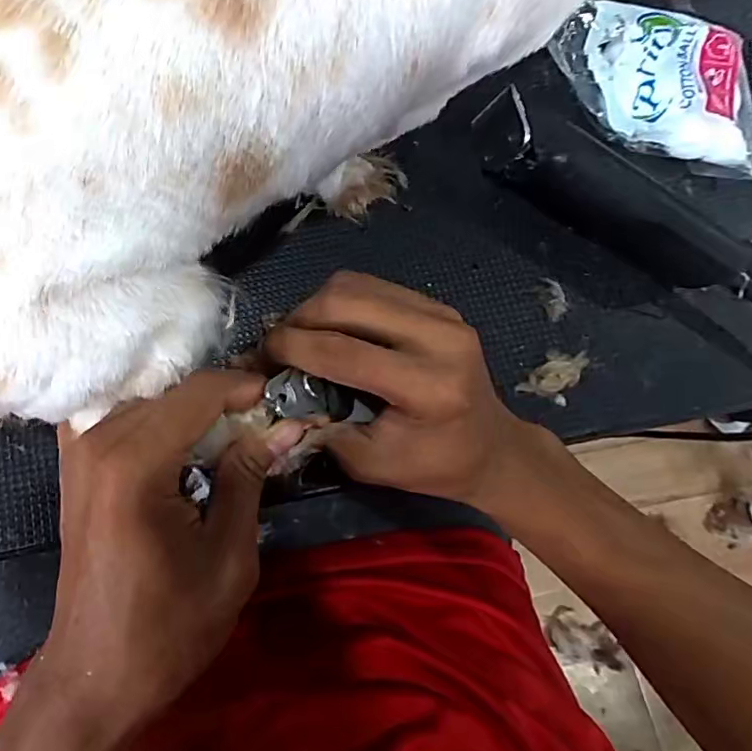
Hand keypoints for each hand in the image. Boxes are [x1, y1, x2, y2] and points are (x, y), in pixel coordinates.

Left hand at [36, 369, 275, 731]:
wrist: (93, 678)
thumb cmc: (167, 629)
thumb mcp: (228, 557)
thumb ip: (248, 478)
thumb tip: (282, 428)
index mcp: (135, 464)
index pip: (197, 393)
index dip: (242, 387)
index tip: (277, 400)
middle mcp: (98, 443)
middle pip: (171, 392)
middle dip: (220, 398)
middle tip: (260, 419)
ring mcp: (78, 451)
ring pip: (147, 399)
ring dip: (189, 407)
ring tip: (228, 430)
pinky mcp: (73, 465)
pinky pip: (119, 417)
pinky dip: (154, 417)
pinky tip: (179, 438)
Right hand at [264, 272, 567, 509]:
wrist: (492, 446)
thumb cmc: (433, 465)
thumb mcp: (371, 463)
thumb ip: (323, 426)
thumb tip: (277, 390)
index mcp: (428, 386)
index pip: (343, 351)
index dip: (291, 348)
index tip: (260, 357)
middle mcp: (439, 337)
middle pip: (345, 301)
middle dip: (297, 319)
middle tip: (276, 346)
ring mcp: (441, 313)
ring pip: (354, 284)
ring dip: (314, 306)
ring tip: (299, 335)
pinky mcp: (436, 304)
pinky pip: (371, 286)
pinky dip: (338, 301)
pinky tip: (328, 326)